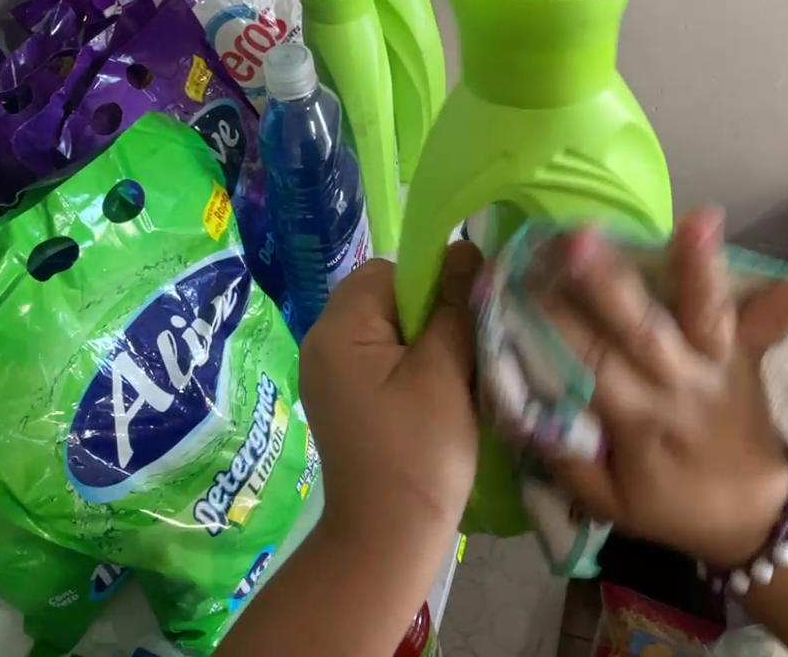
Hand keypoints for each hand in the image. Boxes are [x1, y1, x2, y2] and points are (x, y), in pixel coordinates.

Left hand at [298, 244, 482, 548]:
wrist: (388, 541)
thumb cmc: (420, 452)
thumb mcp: (446, 370)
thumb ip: (455, 304)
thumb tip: (465, 247)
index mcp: (339, 329)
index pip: (391, 271)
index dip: (432, 286)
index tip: (461, 322)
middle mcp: (322, 340)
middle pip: (385, 294)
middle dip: (427, 313)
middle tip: (458, 352)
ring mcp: (327, 370)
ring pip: (386, 325)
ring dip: (422, 339)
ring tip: (448, 375)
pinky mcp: (341, 395)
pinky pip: (378, 354)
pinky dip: (407, 362)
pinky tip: (430, 393)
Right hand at [534, 207, 787, 565]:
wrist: (758, 523)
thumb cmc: (673, 506)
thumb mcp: (610, 505)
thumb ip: (567, 460)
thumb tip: (521, 406)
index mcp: (640, 419)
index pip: (587, 362)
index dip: (551, 322)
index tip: (518, 278)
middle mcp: (680, 384)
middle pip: (637, 329)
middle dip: (605, 283)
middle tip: (575, 238)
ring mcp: (723, 365)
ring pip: (706, 313)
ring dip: (700, 266)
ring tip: (700, 218)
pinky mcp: (756, 357)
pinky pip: (778, 321)